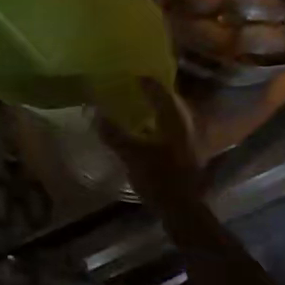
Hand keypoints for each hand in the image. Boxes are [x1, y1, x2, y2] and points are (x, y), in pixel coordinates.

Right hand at [98, 77, 202, 201]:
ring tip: (141, 108)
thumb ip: (114, 133)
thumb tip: (95, 113)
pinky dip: (160, 127)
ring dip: (159, 112)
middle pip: (173, 105)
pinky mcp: (187, 156)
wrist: (181, 207)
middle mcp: (187, 128)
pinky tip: (147, 132)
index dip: (149, 84)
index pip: (163, 95)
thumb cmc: (159, 176)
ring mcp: (190, 143)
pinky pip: (173, 132)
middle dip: (157, 96)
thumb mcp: (131, 154)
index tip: (136, 76)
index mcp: (176, 122)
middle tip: (139, 90)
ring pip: (174, 119)